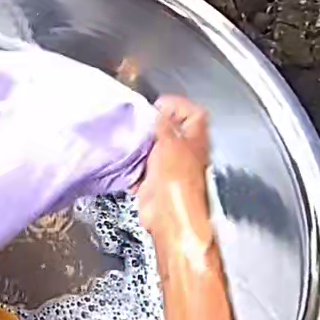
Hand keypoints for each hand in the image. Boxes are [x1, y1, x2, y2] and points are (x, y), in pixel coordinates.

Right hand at [135, 97, 215, 272]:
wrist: (167, 215)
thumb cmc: (176, 182)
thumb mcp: (169, 144)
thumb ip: (163, 126)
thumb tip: (157, 113)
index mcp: (195, 141)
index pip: (194, 114)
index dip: (178, 105)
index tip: (159, 104)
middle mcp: (184, 152)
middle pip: (171, 129)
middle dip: (153, 124)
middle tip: (138, 120)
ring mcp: (169, 167)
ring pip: (154, 147)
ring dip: (140, 143)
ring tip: (128, 138)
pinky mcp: (153, 181)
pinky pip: (141, 166)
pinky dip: (132, 163)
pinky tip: (124, 162)